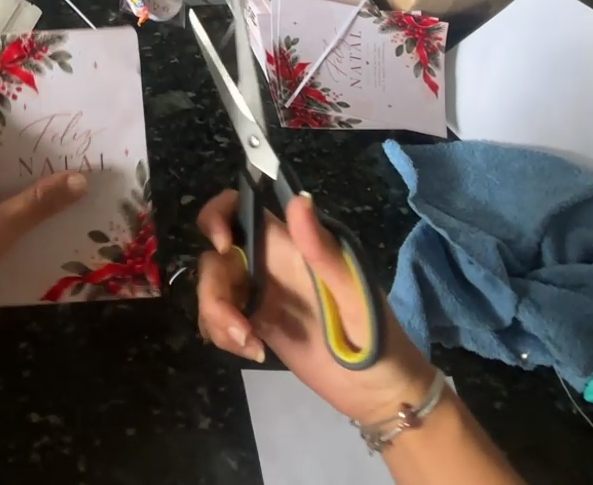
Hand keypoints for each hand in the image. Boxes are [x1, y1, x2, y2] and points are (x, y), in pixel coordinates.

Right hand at [195, 189, 435, 422]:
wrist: (380, 394)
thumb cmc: (377, 337)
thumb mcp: (353, 294)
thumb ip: (322, 249)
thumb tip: (299, 199)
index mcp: (288, 245)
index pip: (239, 208)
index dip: (217, 216)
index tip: (221, 246)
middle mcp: (266, 262)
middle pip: (215, 256)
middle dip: (213, 289)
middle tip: (238, 326)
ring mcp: (257, 293)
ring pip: (212, 286)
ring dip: (217, 316)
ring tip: (249, 346)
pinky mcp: (253, 321)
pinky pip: (217, 316)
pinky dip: (222, 334)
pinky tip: (252, 351)